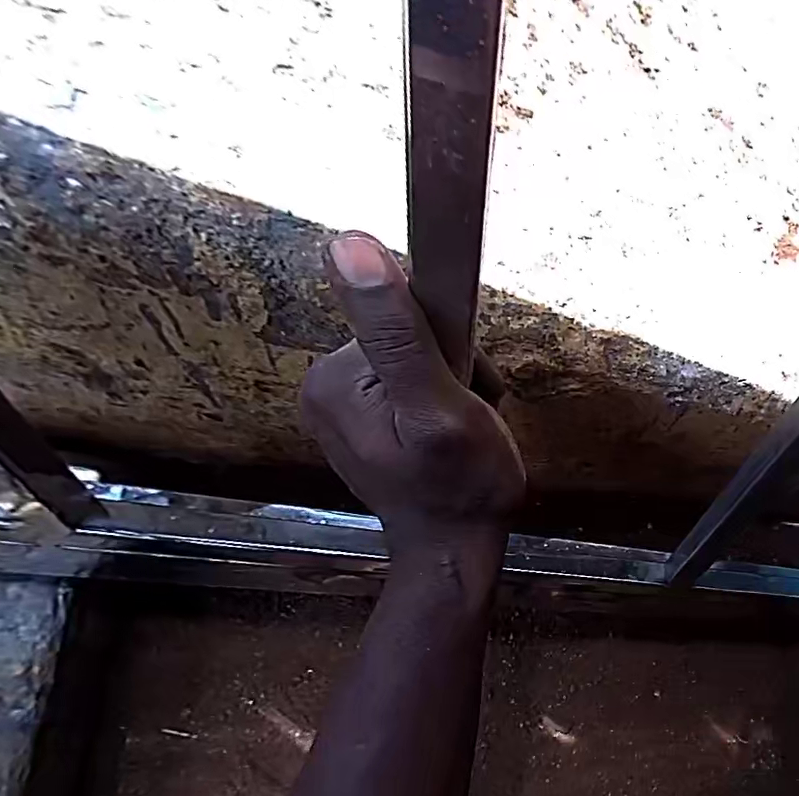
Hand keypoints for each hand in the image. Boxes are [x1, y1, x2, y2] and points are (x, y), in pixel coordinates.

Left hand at [302, 232, 525, 554]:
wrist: (455, 549)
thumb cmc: (462, 488)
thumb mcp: (439, 409)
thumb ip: (399, 334)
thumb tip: (349, 244)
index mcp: (335, 379)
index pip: (404, 325)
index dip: (455, 354)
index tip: (468, 397)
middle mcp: (327, 387)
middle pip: (409, 343)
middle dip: (455, 375)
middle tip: (471, 422)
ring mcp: (345, 408)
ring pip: (416, 366)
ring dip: (454, 391)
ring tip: (464, 435)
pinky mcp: (366, 424)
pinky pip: (412, 390)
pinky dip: (443, 406)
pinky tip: (450, 439)